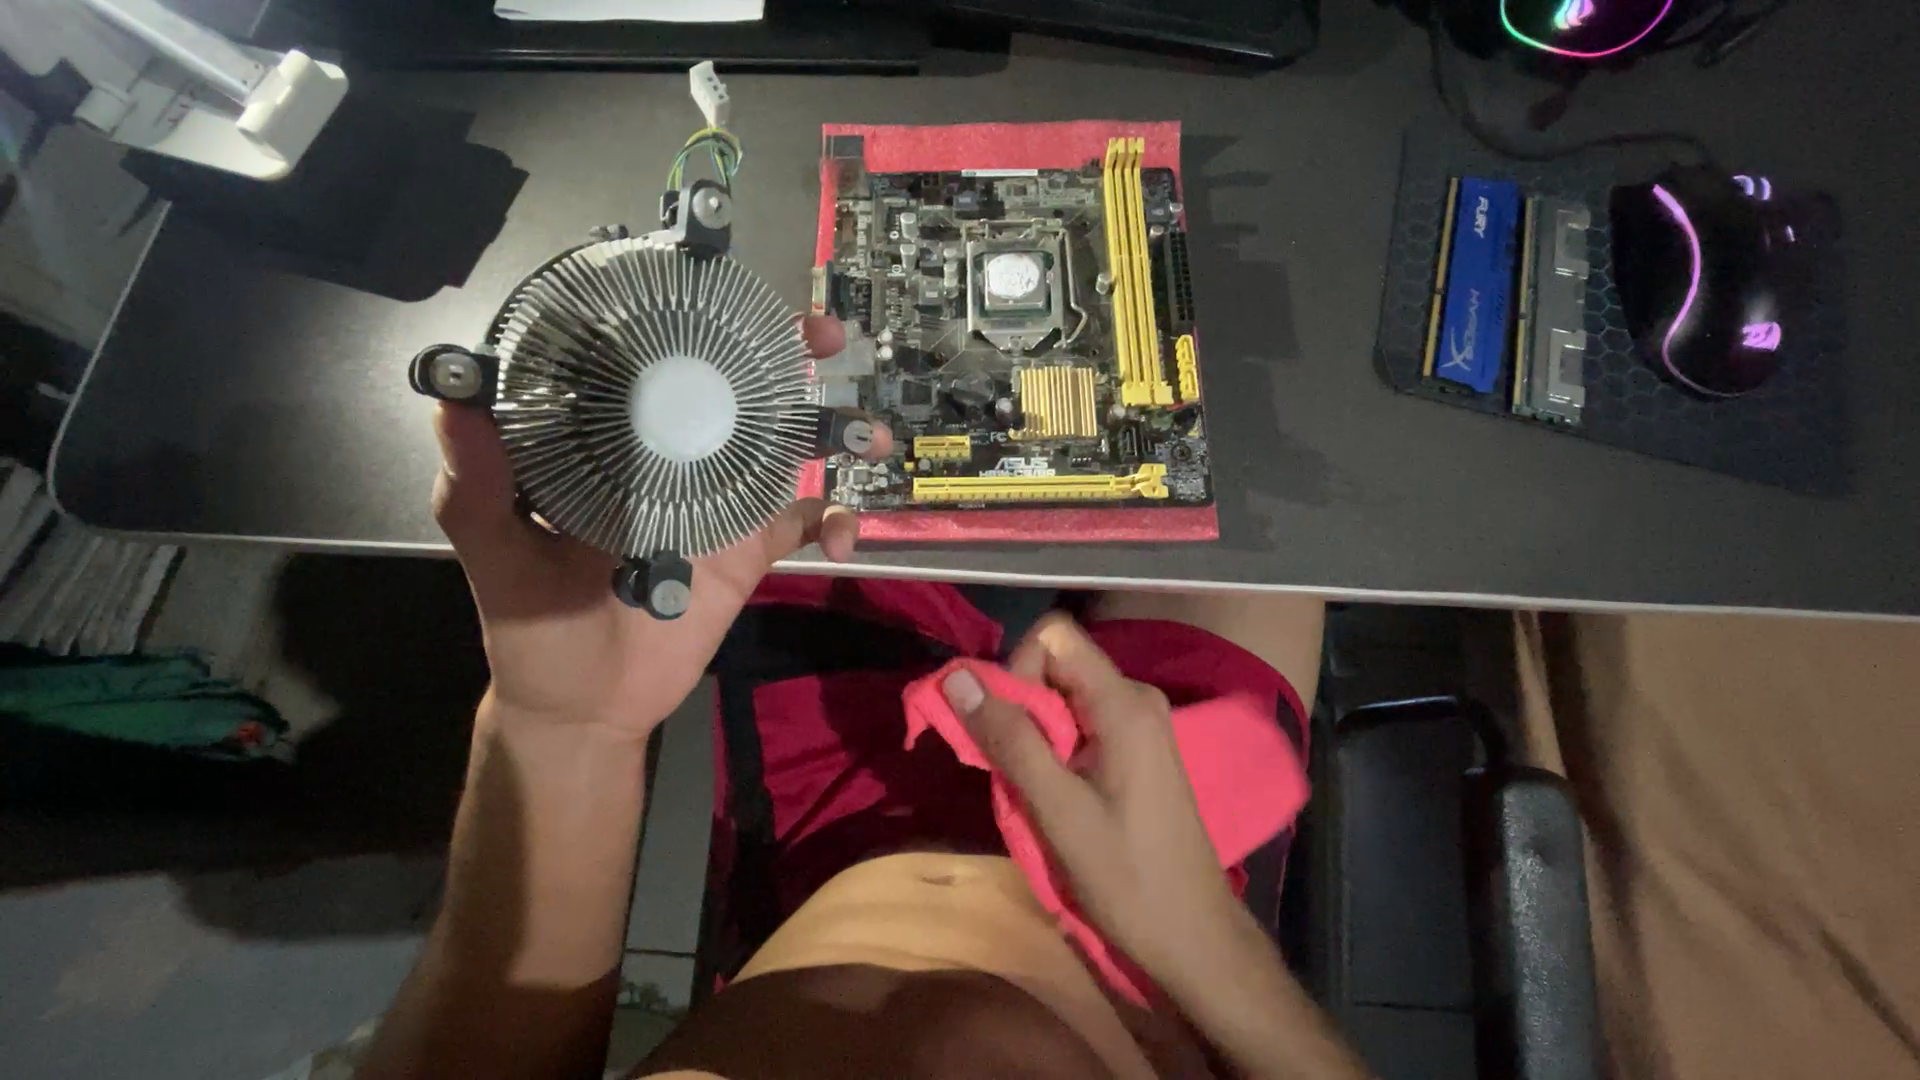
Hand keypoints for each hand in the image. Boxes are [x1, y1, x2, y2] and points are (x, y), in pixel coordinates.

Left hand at [433, 315, 890, 742]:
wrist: (585, 705)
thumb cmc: (533, 623)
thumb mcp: (494, 550)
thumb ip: (481, 483)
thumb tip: (455, 395)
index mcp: (617, 444)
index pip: (658, 366)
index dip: (695, 323)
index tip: (729, 294)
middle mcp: (674, 459)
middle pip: (737, 394)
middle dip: (787, 359)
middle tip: (827, 335)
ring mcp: (719, 504)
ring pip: (784, 450)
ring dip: (833, 432)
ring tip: (869, 433)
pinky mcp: (750, 553)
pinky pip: (804, 526)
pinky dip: (834, 524)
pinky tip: (842, 536)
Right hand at [939, 614, 1242, 980]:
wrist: (1193, 936)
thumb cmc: (1127, 875)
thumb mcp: (1058, 810)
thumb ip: (1009, 738)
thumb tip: (958, 677)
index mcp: (1123, 702)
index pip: (1054, 637)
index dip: (1017, 669)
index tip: (1007, 727)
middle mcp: (1135, 698)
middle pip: (1057, 664)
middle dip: (1018, 704)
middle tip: (1011, 766)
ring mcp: (1139, 723)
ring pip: (1063, 695)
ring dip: (1032, 731)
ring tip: (1032, 787)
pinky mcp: (1136, 748)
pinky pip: (1080, 721)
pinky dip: (1053, 746)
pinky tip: (1053, 792)